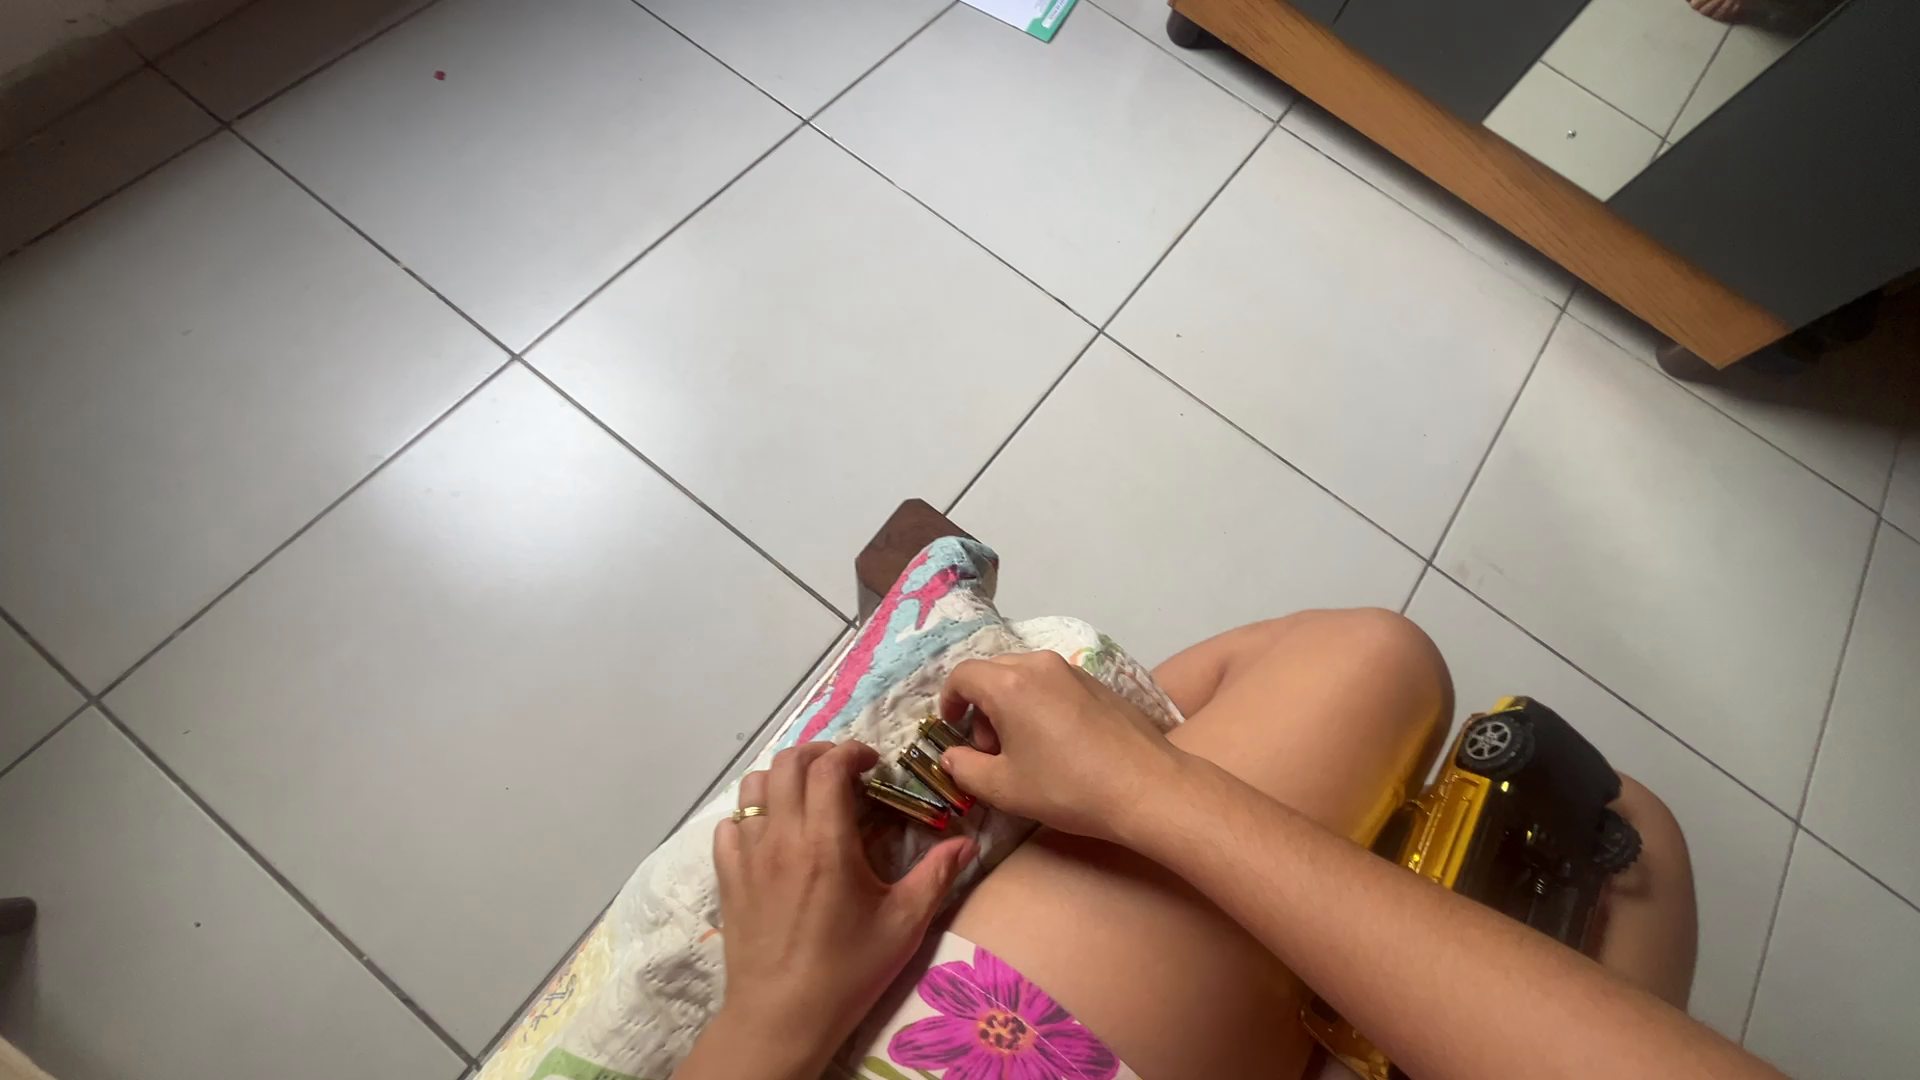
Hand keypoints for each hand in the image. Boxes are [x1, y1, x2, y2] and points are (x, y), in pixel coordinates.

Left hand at [704, 740, 974, 1076]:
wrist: (780, 1022)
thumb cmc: (847, 972)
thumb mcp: (903, 925)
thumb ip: (936, 876)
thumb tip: (968, 842)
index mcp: (826, 842)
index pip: (829, 766)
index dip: (852, 751)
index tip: (872, 762)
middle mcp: (782, 837)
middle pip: (789, 762)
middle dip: (819, 753)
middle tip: (844, 771)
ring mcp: (748, 855)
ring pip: (754, 785)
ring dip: (784, 777)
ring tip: (808, 794)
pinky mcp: (727, 876)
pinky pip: (730, 824)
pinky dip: (752, 814)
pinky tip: (773, 832)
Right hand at [938, 651, 1189, 845]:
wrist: (1146, 787)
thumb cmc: (1068, 788)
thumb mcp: (1005, 789)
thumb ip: (965, 769)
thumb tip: (951, 756)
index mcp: (1009, 684)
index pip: (962, 675)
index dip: (949, 700)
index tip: (952, 728)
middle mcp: (1038, 664)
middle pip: (992, 671)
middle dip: (980, 705)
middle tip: (990, 748)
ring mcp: (1071, 669)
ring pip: (1023, 673)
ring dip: (1009, 702)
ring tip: (1023, 745)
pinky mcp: (1096, 681)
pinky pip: (1051, 680)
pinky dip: (1037, 700)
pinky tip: (1055, 740)